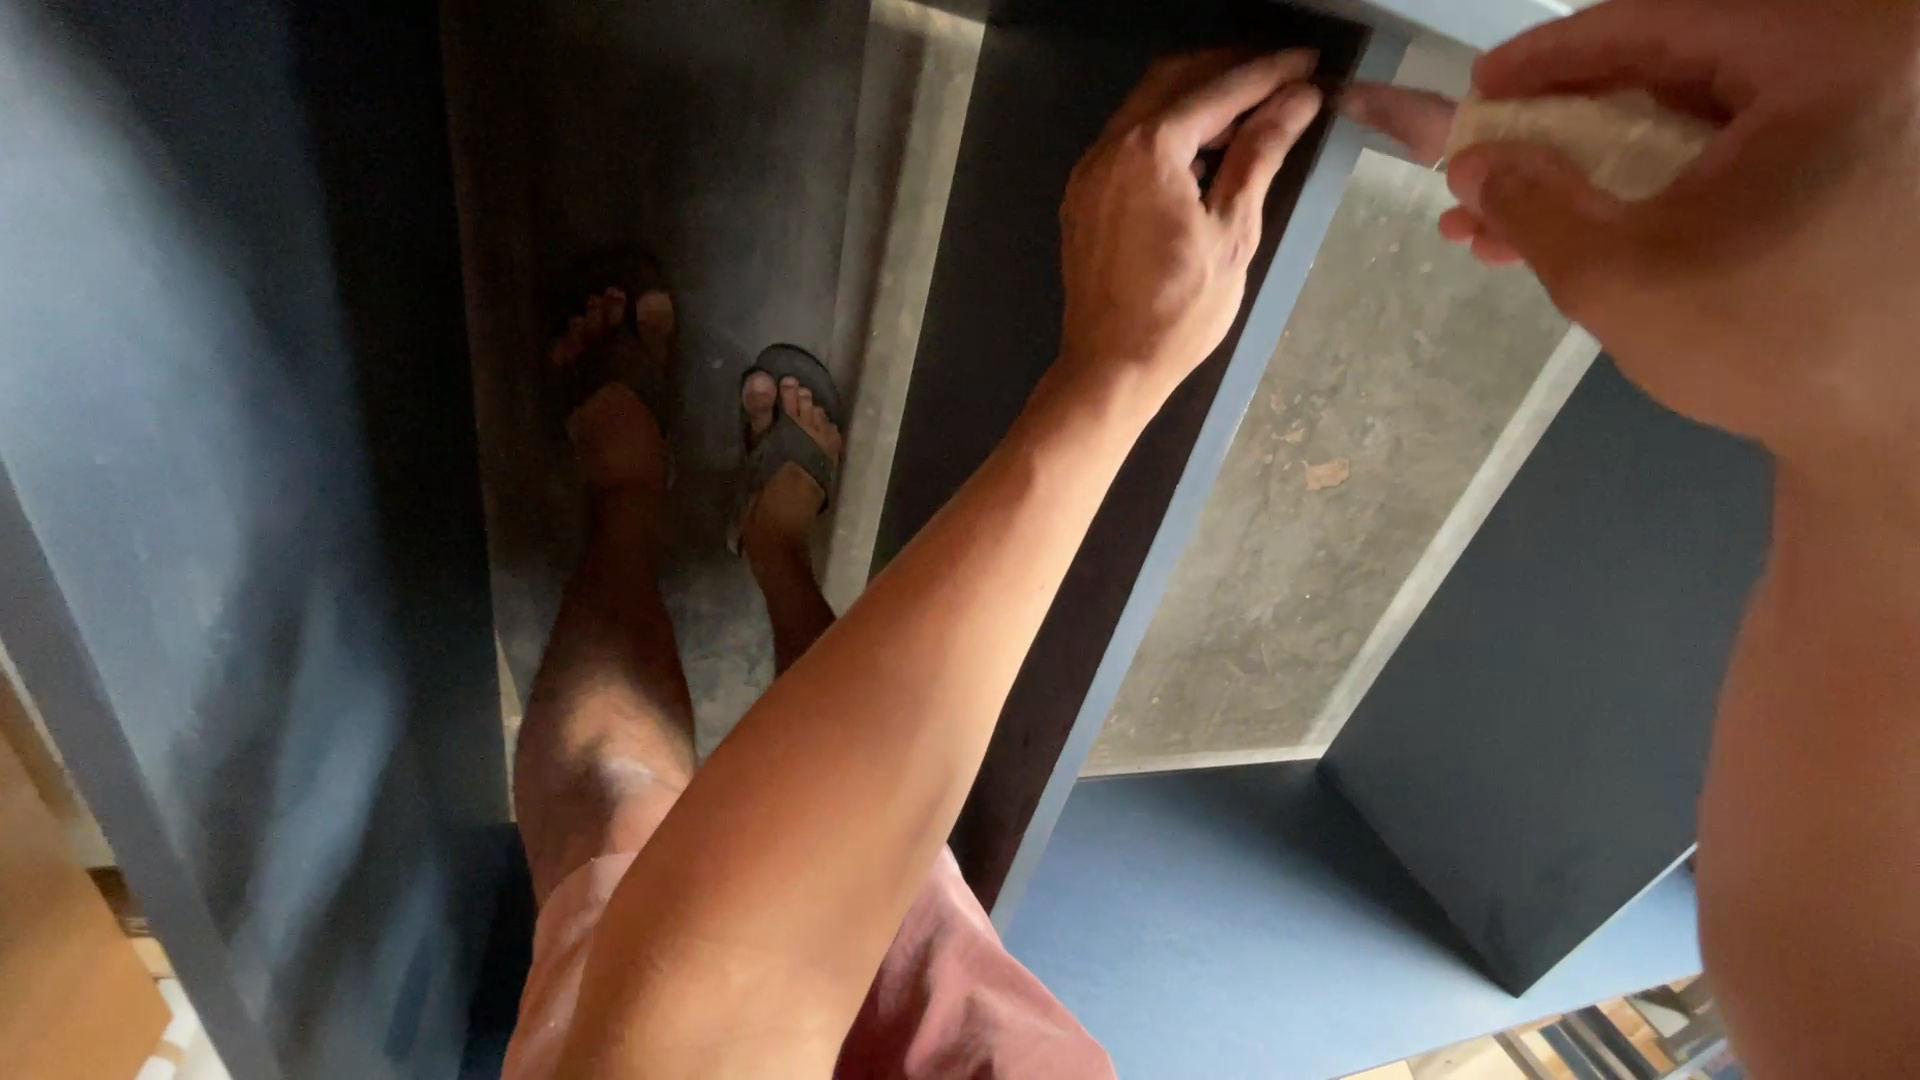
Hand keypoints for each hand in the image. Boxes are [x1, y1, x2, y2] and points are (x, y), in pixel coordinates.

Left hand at [1058, 50, 1323, 399]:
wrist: (1111, 367)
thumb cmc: (1178, 313)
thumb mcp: (1232, 233)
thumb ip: (1259, 156)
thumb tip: (1296, 101)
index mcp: (1148, 151)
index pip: (1219, 89)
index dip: (1270, 72)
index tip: (1309, 65)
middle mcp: (1108, 150)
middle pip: (1174, 81)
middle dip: (1230, 72)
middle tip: (1281, 83)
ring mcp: (1088, 175)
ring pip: (1144, 108)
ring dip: (1195, 100)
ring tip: (1246, 118)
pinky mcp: (1081, 201)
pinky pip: (1125, 142)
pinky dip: (1164, 132)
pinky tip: (1197, 155)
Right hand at [1344, 0, 1919, 502]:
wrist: (1884, 422)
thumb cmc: (1757, 341)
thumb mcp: (1613, 273)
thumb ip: (1531, 207)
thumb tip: (1469, 162)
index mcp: (1834, 59)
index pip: (1664, 24)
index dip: (1554, 54)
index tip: (1480, 84)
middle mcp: (1864, 62)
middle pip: (1674, 66)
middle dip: (1557, 122)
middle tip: (1482, 156)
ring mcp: (1861, 114)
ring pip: (1686, 116)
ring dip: (1580, 165)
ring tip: (1493, 217)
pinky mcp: (1848, 163)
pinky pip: (1719, 152)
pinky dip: (1633, 185)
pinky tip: (1557, 229)